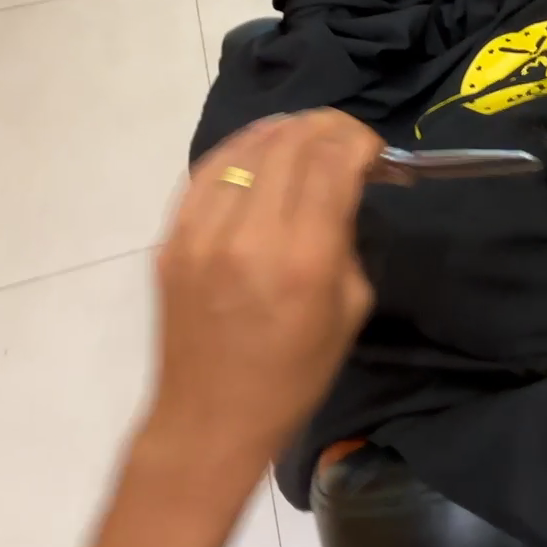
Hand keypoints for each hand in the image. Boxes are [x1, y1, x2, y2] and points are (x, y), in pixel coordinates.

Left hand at [146, 110, 384, 464]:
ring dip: (288, 129)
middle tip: (348, 139)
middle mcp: (251, 234)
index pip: (333, 161)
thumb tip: (341, 186)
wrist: (210, 420)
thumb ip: (347, 236)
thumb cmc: (296, 373)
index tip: (375, 151)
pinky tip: (263, 148)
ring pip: (248, 146)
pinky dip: (244, 148)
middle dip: (330, 126)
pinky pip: (209, 169)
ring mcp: (202, 233)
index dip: (360, 140)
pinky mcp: (171, 238)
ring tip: (310, 134)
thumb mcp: (352, 305)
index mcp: (304, 258)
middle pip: (292, 142)